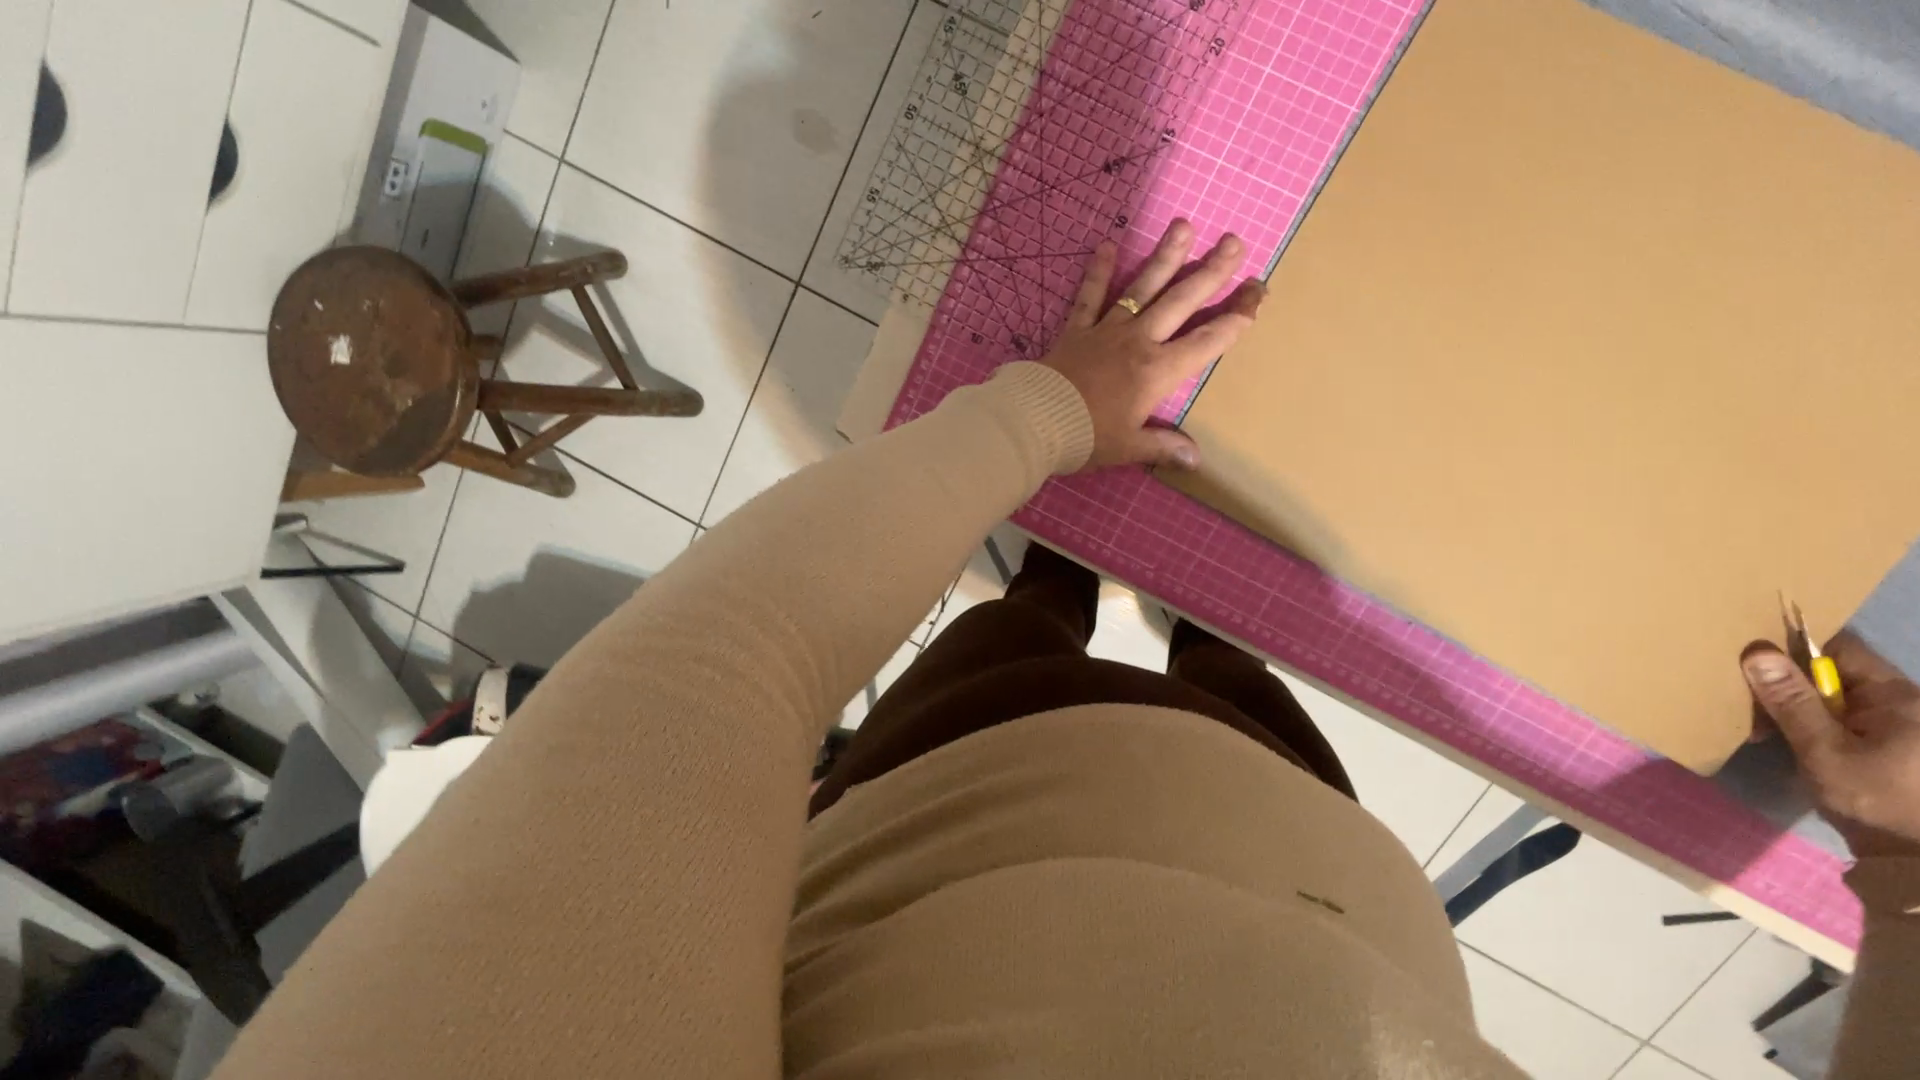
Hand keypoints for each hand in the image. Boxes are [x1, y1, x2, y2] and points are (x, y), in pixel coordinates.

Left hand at [1040, 220, 1264, 470]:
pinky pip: (1089, 296)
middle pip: (1182, 301)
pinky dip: (1098, 272)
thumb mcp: (1129, 447)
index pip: (1207, 341)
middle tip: (1234, 242)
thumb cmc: (1086, 436)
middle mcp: (1139, 341)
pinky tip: (1107, 245)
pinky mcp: (1076, 329)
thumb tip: (1194, 458)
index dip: (1235, 318)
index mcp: (1158, 371)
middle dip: (1211, 272)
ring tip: (1183, 225)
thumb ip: (1162, 446)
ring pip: (1142, 288)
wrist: (1036, 421)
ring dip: (1165, 257)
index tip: (1257, 294)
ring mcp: (1107, 330)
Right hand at [1741, 632, 1919, 857]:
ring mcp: (1893, 726)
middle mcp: (1900, 702)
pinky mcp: (1882, 746)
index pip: (1839, 647)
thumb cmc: (1876, 798)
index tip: (1751, 652)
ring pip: (1829, 696)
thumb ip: (1792, 701)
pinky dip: (1805, 723)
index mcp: (1895, 696)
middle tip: (1745, 699)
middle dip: (1784, 681)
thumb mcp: (1824, 750)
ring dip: (1790, 706)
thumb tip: (1758, 651)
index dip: (1795, 643)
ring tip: (1758, 727)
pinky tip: (1780, 739)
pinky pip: (1836, 718)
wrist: (1916, 857)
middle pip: (1831, 671)